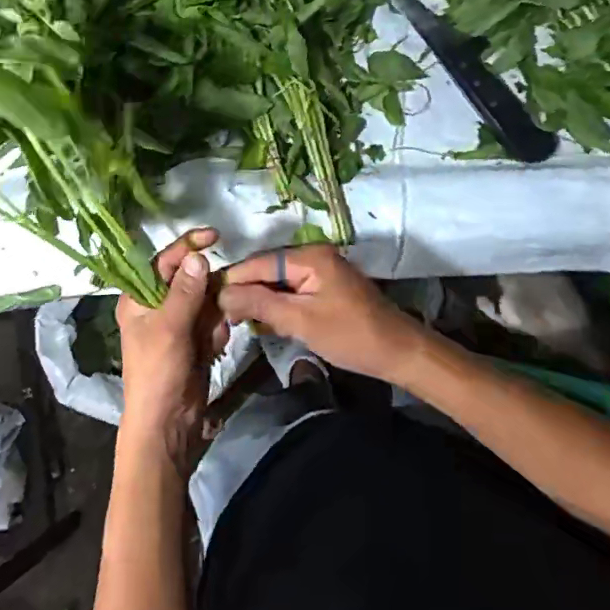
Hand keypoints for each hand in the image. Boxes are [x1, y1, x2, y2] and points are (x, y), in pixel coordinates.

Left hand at [116, 227, 228, 472]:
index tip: (214, 236)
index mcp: (138, 298)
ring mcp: (177, 323)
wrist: (167, 424)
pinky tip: (210, 351)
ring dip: (212, 318)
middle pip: (190, 280)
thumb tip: (196, 256)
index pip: (163, 261)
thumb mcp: (170, 327)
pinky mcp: (194, 340)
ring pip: (206, 301)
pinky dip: (215, 335)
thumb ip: (185, 291)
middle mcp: (156, 305)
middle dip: (207, 294)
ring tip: (207, 341)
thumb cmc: (158, 372)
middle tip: (214, 310)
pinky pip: (212, 323)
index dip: (186, 246)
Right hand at [218, 244, 431, 384]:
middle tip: (222, 314)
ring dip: (259, 299)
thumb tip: (221, 294)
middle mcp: (312, 255)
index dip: (232, 280)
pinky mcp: (324, 286)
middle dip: (244, 290)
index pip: (258, 263)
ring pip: (276, 280)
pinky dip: (276, 304)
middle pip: (265, 269)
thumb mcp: (301, 322)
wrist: (400, 354)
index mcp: (308, 256)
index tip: (208, 299)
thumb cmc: (351, 336)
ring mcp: (320, 270)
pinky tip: (263, 320)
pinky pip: (290, 289)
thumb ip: (259, 304)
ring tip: (237, 319)